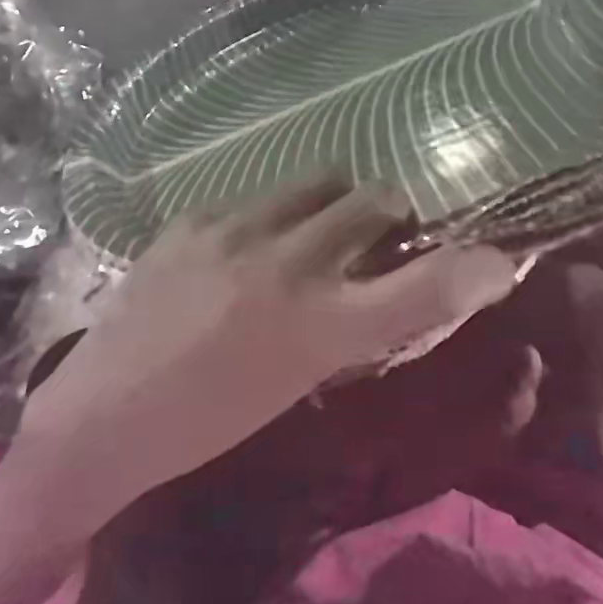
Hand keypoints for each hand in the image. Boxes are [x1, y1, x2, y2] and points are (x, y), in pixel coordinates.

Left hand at [0, 179, 518, 603]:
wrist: (103, 418)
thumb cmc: (210, 422)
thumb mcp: (299, 383)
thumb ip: (352, 326)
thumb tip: (387, 283)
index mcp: (322, 329)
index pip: (424, 284)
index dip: (474, 267)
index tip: (499, 257)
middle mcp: (288, 267)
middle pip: (373, 200)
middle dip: (391, 211)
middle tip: (383, 228)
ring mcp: (234, 232)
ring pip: (317, 181)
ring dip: (333, 199)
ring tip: (317, 224)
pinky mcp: (192, 219)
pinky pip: (255, 197)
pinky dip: (270, 216)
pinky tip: (245, 246)